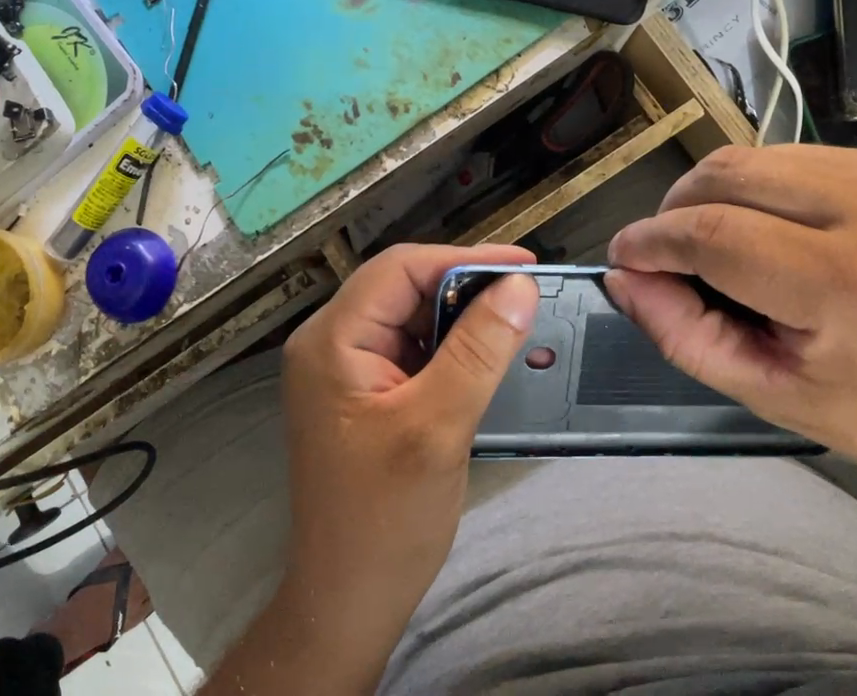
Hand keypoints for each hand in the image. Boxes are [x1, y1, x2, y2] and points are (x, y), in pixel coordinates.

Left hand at [276, 243, 537, 668]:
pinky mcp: (362, 396)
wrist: (348, 597)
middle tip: (527, 297)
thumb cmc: (385, 518)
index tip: (526, 265)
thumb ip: (478, 351)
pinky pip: (408, 352)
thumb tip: (519, 287)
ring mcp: (343, 371)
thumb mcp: (438, 427)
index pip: (399, 269)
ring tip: (514, 325)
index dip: (464, 259)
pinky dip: (447, 350)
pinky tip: (484, 359)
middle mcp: (330, 344)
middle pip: (401, 289)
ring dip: (460, 320)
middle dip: (465, 288)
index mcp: (331, 340)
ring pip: (408, 319)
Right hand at [604, 145, 856, 483]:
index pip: (713, 234)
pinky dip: (764, 188)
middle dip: (674, 209)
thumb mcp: (776, 396)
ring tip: (716, 243)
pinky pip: (800, 158)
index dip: (651, 241)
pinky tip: (776, 230)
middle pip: (728, 174)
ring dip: (716, 194)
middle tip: (667, 255)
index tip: (622, 258)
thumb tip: (625, 276)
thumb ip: (686, 335)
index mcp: (852, 284)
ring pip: (758, 156)